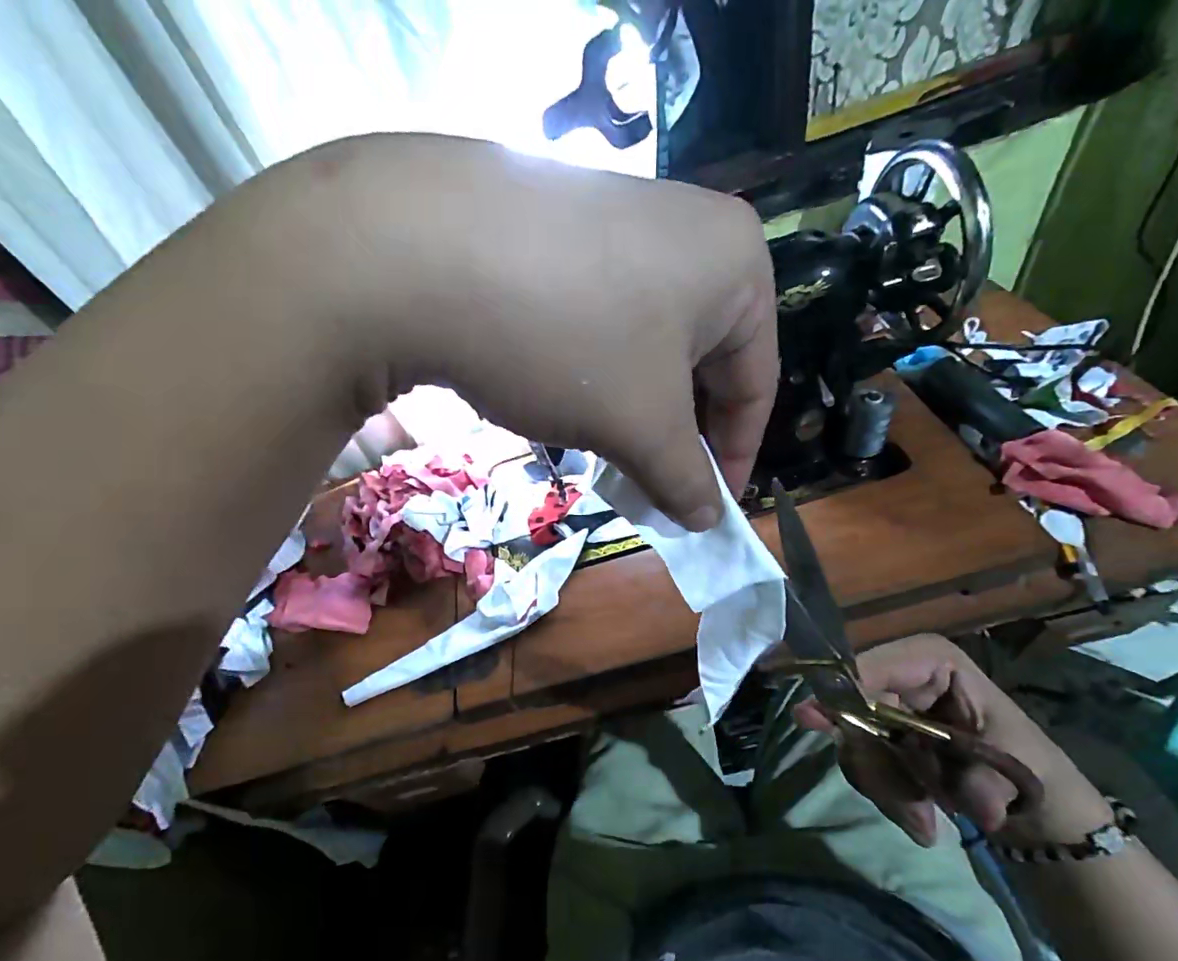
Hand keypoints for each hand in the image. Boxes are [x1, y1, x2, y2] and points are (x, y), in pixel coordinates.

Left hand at [260, 134, 778, 528]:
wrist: (420, 252)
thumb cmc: (569, 341)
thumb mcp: (640, 425)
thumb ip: (685, 478)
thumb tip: (706, 520)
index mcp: (737, 264)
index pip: (756, 383)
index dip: (736, 457)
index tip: (708, 511)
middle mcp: (690, 231)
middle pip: (701, 361)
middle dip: (676, 436)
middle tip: (651, 490)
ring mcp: (620, 223)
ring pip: (647, 344)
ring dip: (633, 410)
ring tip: (603, 453)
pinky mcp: (563, 230)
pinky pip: (602, 318)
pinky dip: (595, 372)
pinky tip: (563, 400)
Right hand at [792, 634, 1113, 846]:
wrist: (1028, 802)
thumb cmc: (1028, 767)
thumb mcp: (1016, 770)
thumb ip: (987, 782)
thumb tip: (980, 809)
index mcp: (932, 662)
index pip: (873, 663)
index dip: (842, 688)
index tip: (812, 717)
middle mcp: (897, 677)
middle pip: (850, 707)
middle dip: (875, 763)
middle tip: (912, 804)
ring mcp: (882, 707)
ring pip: (850, 741)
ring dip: (884, 787)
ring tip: (925, 822)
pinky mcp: (876, 736)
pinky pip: (858, 763)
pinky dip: (886, 796)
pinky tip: (920, 820)